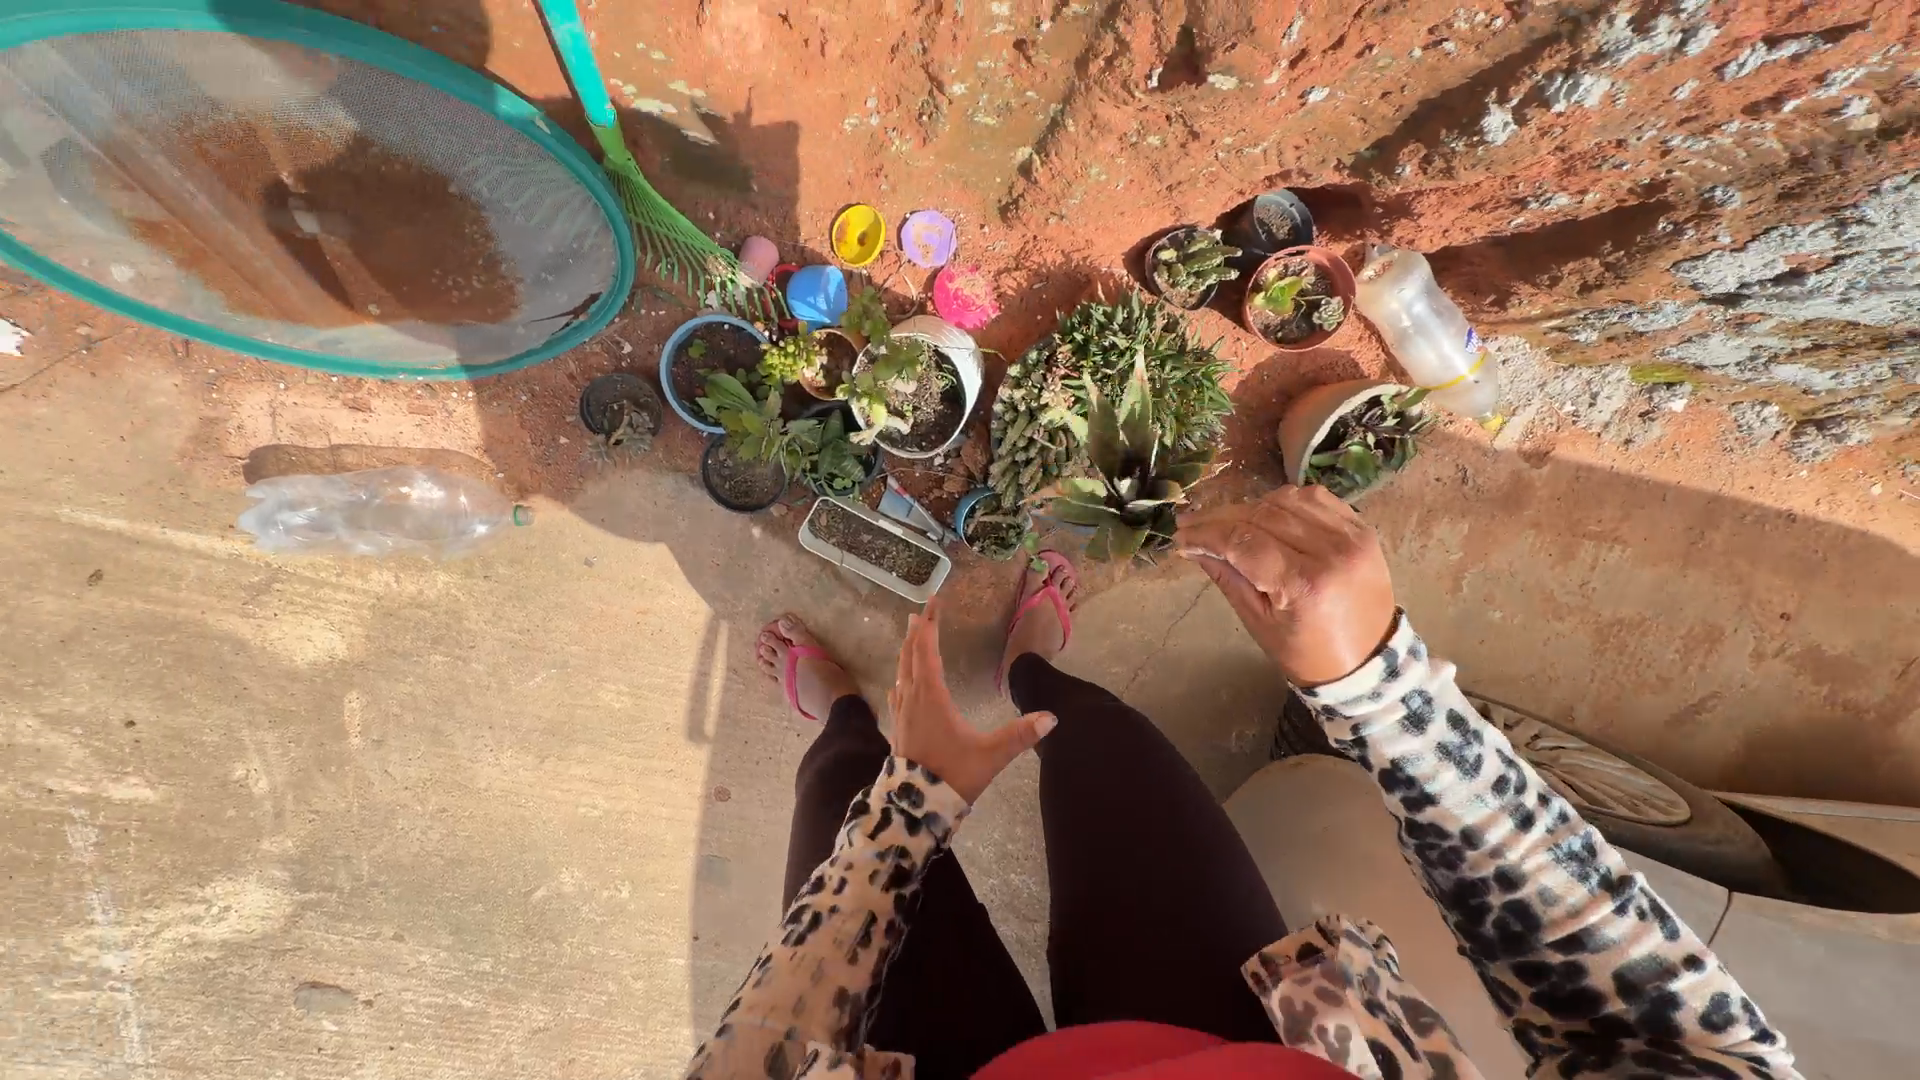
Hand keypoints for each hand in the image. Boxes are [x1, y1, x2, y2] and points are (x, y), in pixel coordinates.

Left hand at [888, 598, 1055, 802]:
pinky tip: (900, 684)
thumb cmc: (952, 776)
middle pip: (910, 656)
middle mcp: (912, 699)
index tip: (932, 603)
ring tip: (911, 636)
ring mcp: (902, 715)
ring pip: (901, 673)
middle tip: (921, 611)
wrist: (914, 808)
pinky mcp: (898, 730)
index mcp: (931, 697)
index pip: (928, 650)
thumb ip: (1020, 735)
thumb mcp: (990, 755)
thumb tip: (1051, 718)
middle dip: (916, 632)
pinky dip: (901, 678)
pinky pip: (897, 693)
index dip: (929, 625)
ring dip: (907, 652)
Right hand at [1176, 485, 1396, 685]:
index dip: (1206, 534)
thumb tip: (1191, 546)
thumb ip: (1227, 577)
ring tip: (1228, 522)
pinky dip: (1285, 501)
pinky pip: (1315, 498)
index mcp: (1303, 585)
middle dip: (1220, 517)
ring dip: (1250, 506)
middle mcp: (1330, 552)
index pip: (1242, 541)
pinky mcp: (1361, 529)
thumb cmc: (1307, 652)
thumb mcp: (1258, 622)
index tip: (1180, 536)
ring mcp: (1351, 536)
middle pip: (1261, 515)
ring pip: (1286, 499)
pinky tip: (1266, 514)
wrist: (1369, 661)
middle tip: (1192, 524)